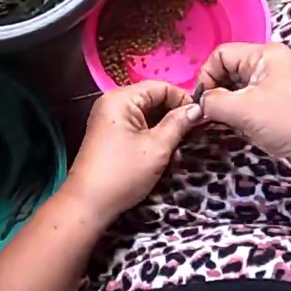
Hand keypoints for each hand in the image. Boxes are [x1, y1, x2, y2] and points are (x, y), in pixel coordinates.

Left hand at [56, 81, 199, 221]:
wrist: (88, 203)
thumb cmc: (123, 173)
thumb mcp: (157, 147)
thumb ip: (178, 124)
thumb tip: (197, 108)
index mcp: (120, 99)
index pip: (159, 87)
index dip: (183, 99)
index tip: (203, 117)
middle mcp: (112, 103)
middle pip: (152, 99)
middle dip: (175, 115)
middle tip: (196, 132)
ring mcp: (109, 120)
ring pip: (146, 115)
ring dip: (166, 128)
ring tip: (183, 144)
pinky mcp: (110, 136)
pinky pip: (137, 127)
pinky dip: (153, 136)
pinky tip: (166, 152)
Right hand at [194, 42, 290, 171]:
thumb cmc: (286, 121)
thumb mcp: (241, 109)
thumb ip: (212, 101)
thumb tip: (199, 103)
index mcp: (264, 54)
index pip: (220, 55)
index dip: (206, 76)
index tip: (200, 101)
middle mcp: (270, 62)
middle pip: (228, 69)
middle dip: (215, 91)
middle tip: (207, 113)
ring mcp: (276, 82)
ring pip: (237, 87)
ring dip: (226, 104)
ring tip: (221, 121)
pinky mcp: (278, 101)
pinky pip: (248, 99)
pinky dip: (238, 111)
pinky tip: (237, 126)